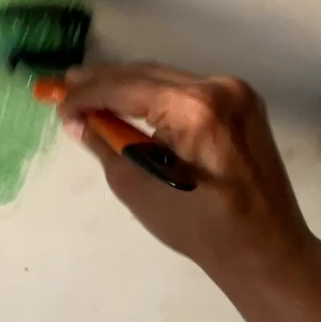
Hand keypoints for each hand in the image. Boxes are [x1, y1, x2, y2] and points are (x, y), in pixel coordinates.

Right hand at [59, 63, 313, 274]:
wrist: (264, 248)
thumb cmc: (195, 225)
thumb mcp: (134, 184)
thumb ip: (103, 142)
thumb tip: (77, 120)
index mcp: (192, 107)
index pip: (122, 87)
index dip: (84, 95)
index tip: (56, 106)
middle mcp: (216, 87)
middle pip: (143, 73)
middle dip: (101, 81)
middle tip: (64, 86)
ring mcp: (234, 91)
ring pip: (162, 77)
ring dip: (125, 85)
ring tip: (88, 92)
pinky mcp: (241, 102)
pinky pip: (183, 88)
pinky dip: (152, 94)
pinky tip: (128, 101)